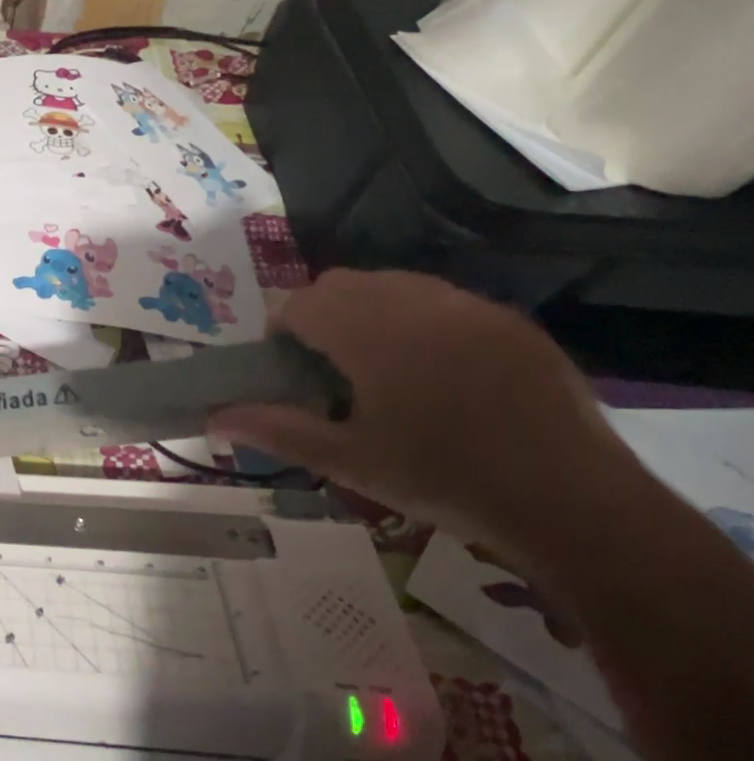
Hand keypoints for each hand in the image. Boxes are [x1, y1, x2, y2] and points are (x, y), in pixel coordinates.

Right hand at [210, 269, 630, 548]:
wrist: (574, 504)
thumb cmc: (444, 480)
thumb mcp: (350, 462)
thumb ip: (278, 430)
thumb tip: (214, 418)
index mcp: (371, 334)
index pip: (302, 303)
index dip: (283, 331)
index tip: (292, 371)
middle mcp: (417, 305)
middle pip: (343, 284)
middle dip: (322, 314)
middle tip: (330, 369)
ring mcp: (471, 309)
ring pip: (395, 286)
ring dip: (370, 312)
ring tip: (381, 368)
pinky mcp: (512, 325)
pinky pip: (446, 302)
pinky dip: (422, 321)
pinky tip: (440, 374)